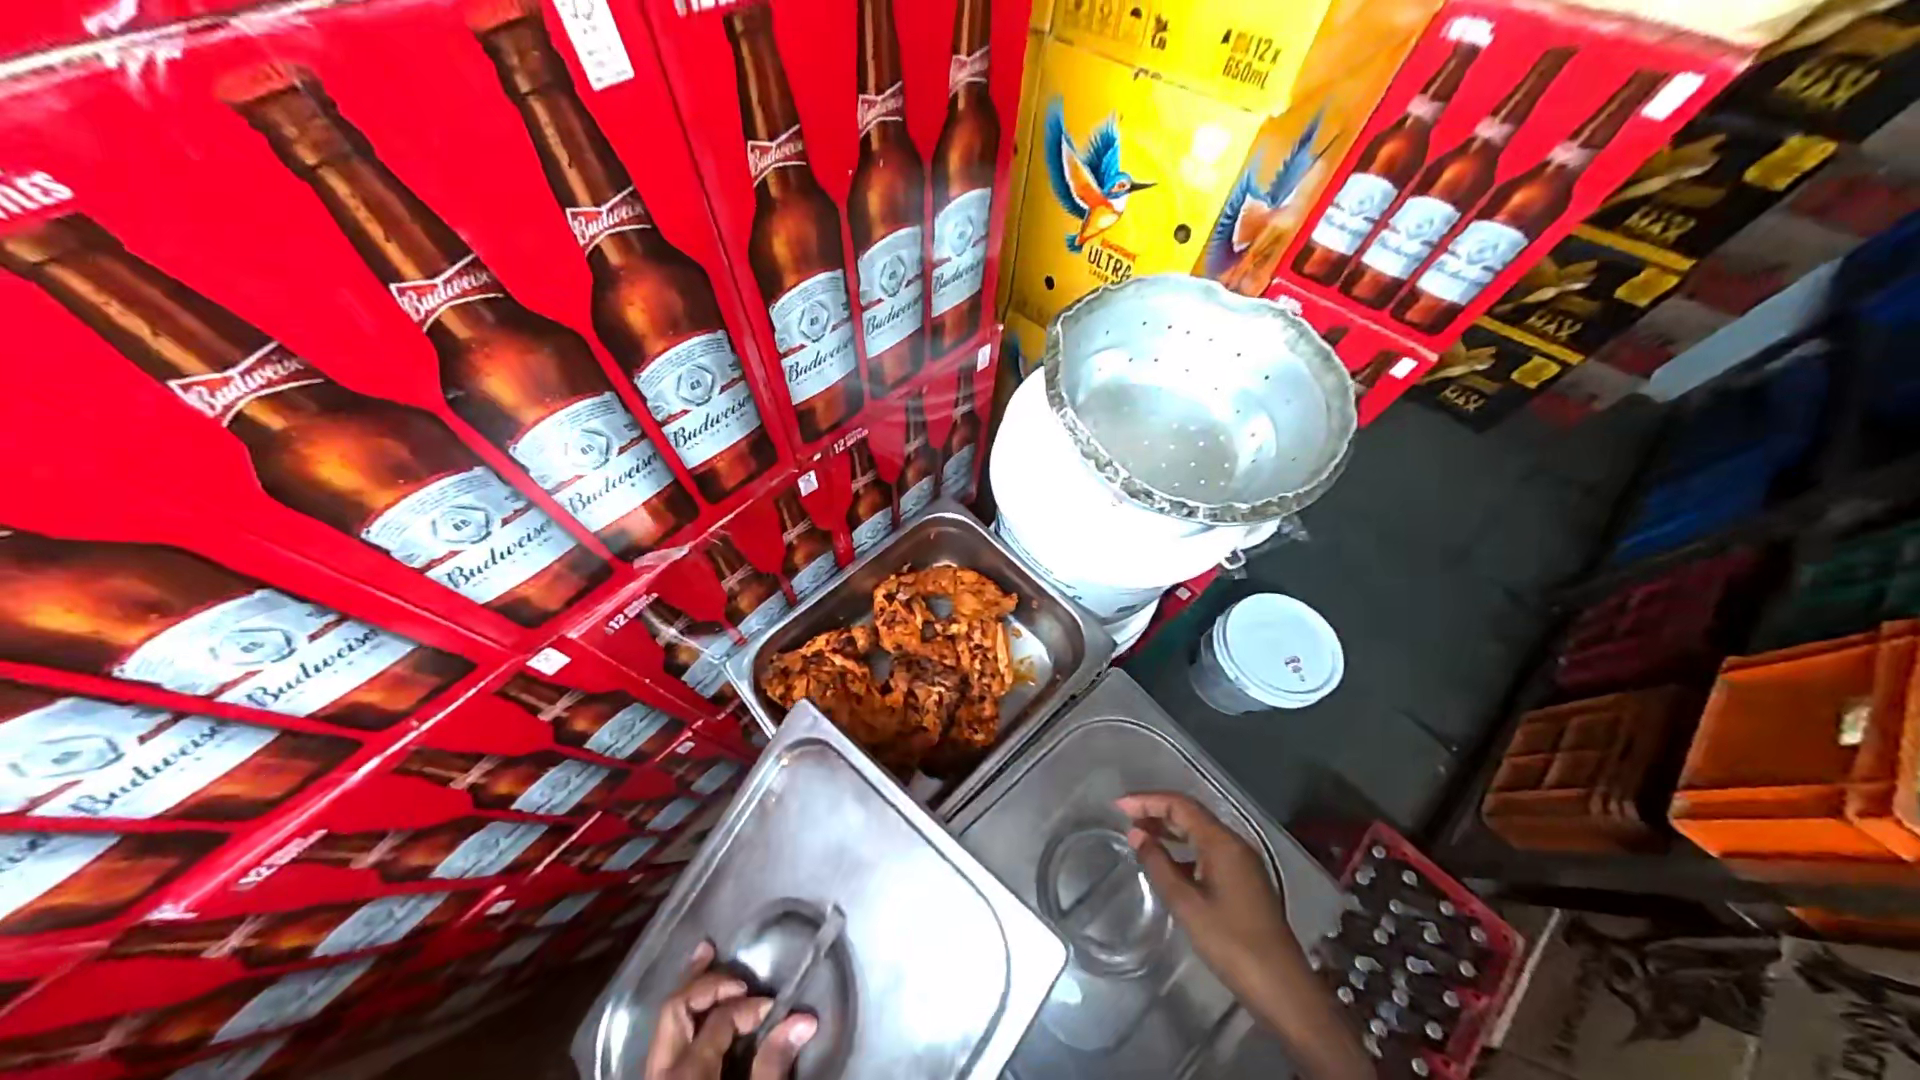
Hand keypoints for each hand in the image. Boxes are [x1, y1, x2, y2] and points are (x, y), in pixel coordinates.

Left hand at [644, 941, 817, 1079]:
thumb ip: (773, 1066)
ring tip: (706, 956)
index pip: (721, 1019)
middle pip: (676, 1009)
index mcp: (687, 1077)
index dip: (751, 1006)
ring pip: (663, 1023)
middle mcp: (660, 1075)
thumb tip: (805, 1016)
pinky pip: (663, 1043)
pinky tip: (697, 1005)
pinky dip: (681, 1016)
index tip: (776, 1009)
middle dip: (706, 982)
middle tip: (735, 967)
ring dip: (688, 989)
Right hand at [1117, 793, 1371, 1079]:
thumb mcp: (1186, 904)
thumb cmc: (1231, 942)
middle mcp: (1235, 844)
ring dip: (1170, 830)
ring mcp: (1243, 862)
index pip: (1180, 805)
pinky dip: (1184, 849)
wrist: (1281, 986)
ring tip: (1140, 836)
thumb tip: (1136, 834)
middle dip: (1156, 812)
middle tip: (1124, 818)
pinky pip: (1209, 850)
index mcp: (1222, 843)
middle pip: (1191, 814)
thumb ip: (1158, 864)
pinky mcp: (1245, 880)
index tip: (1118, 806)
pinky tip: (1167, 864)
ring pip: (1200, 832)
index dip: (1147, 801)